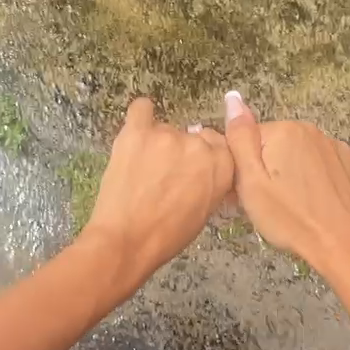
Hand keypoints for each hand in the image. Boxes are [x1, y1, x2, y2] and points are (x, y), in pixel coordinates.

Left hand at [80, 98, 234, 285]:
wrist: (127, 240)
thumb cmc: (167, 235)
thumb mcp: (205, 212)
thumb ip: (212, 181)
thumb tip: (203, 168)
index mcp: (222, 165)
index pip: (220, 145)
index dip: (204, 158)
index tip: (191, 170)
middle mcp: (198, 144)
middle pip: (194, 136)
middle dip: (182, 153)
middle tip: (165, 175)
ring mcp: (166, 135)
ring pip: (166, 129)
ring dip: (158, 145)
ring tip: (143, 171)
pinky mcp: (136, 132)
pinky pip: (141, 109)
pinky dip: (141, 116)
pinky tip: (136, 133)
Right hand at [222, 91, 349, 276]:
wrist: (342, 244)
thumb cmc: (290, 217)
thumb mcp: (251, 181)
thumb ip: (239, 137)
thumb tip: (232, 98)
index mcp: (283, 131)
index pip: (246, 141)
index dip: (241, 168)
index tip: (243, 193)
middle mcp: (310, 130)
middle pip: (271, 146)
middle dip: (263, 170)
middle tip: (263, 203)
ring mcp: (331, 146)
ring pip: (293, 156)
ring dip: (285, 175)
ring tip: (286, 207)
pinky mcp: (346, 164)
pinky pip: (314, 165)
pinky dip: (307, 180)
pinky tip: (307, 203)